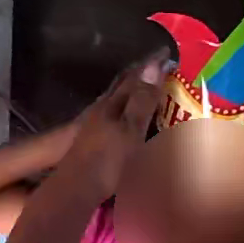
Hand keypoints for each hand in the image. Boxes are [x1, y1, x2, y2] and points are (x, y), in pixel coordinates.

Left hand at [56, 51, 168, 197]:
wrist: (76, 188)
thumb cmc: (107, 159)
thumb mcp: (130, 129)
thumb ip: (142, 100)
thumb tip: (154, 64)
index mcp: (111, 105)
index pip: (134, 78)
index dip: (150, 65)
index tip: (167, 54)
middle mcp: (100, 111)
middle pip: (120, 87)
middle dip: (138, 76)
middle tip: (157, 68)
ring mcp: (92, 127)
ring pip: (113, 103)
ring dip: (129, 94)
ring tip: (143, 92)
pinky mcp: (90, 143)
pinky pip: (111, 119)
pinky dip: (122, 114)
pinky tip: (124, 123)